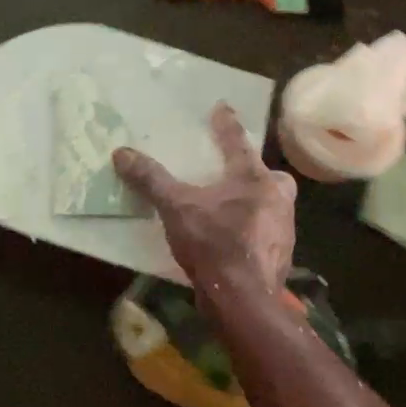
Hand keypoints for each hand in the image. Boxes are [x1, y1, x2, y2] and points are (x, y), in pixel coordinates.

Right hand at [113, 103, 296, 292]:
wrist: (244, 299)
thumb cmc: (214, 243)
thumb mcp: (176, 207)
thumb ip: (151, 179)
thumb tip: (121, 152)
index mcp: (253, 178)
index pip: (238, 141)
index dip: (226, 124)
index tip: (223, 107)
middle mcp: (276, 197)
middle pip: (270, 175)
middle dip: (256, 172)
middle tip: (237, 174)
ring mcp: (284, 228)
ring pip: (273, 204)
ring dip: (256, 202)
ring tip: (230, 208)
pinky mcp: (281, 255)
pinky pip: (268, 232)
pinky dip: (253, 230)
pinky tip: (235, 240)